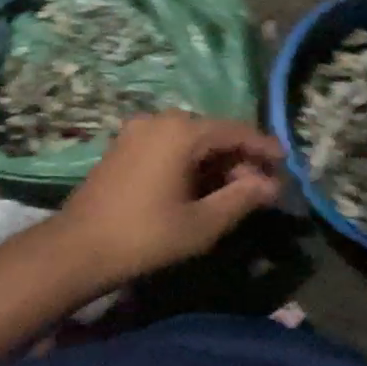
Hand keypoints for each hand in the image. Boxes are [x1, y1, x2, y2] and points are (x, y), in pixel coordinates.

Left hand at [52, 112, 283, 286]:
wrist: (79, 246)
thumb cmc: (146, 235)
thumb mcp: (202, 223)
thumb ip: (241, 198)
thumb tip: (271, 185)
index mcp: (180, 130)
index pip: (234, 130)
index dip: (263, 147)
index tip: (286, 165)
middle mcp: (158, 119)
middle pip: (211, 132)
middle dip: (239, 157)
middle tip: (262, 187)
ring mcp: (137, 130)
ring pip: (189, 139)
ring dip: (214, 161)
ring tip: (236, 192)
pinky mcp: (123, 145)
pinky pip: (168, 144)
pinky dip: (189, 161)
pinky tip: (201, 187)